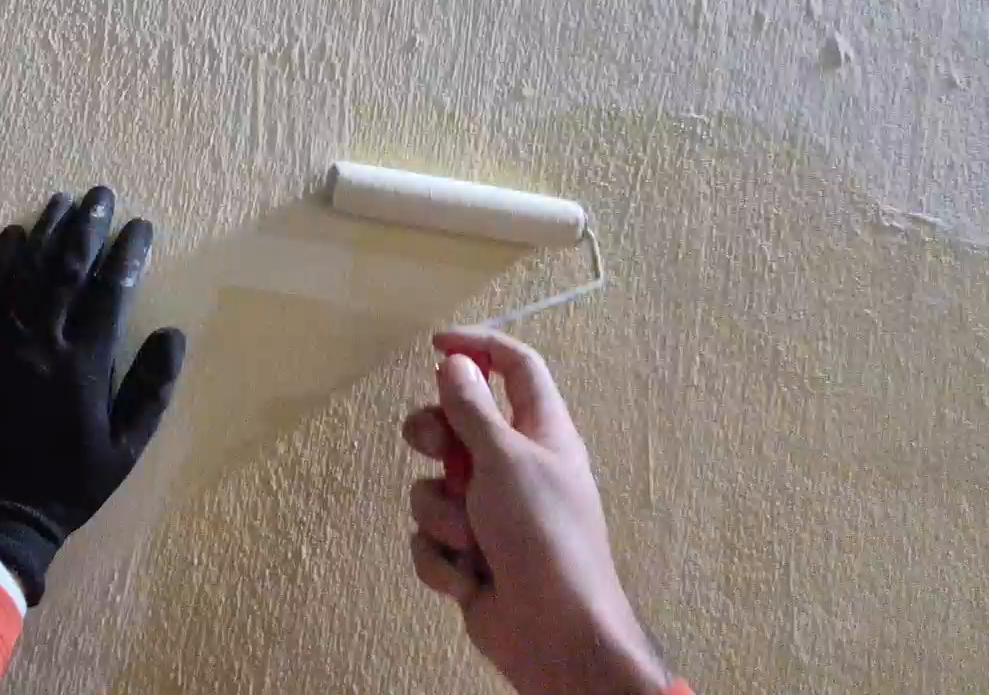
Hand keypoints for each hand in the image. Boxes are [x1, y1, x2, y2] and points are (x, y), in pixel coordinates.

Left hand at [0, 187, 185, 604]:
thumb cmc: (69, 482)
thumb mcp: (126, 448)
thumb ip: (151, 389)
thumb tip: (174, 333)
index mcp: (83, 363)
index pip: (109, 290)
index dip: (127, 252)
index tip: (141, 226)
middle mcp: (42, 340)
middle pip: (65, 267)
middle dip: (86, 225)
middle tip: (101, 194)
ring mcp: (2, 341)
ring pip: (25, 271)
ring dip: (44, 230)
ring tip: (61, 199)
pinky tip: (9, 235)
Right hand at [403, 327, 670, 694]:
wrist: (558, 642)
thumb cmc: (543, 534)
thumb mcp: (504, 459)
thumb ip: (472, 408)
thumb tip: (453, 361)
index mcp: (538, 432)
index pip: (514, 367)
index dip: (478, 345)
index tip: (436, 345)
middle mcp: (511, 464)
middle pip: (455, 421)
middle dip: (433, 436)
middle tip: (435, 449)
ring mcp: (487, 510)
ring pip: (432, 484)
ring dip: (441, 513)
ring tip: (469, 540)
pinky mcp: (467, 553)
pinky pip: (429, 535)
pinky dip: (441, 556)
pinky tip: (467, 578)